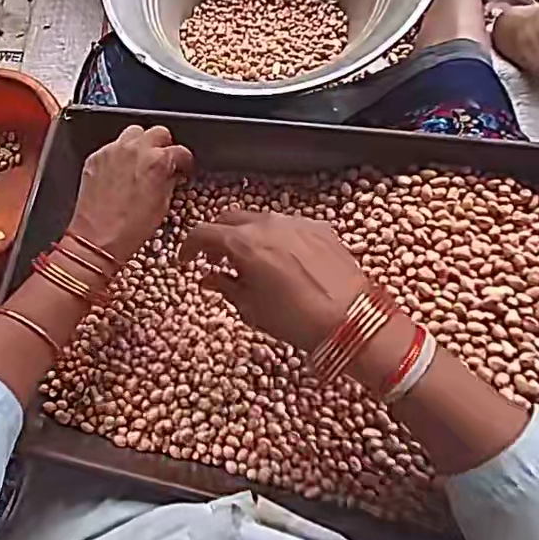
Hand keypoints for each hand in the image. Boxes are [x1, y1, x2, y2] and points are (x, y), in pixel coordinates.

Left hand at [66, 125, 193, 261]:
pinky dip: (119, 155)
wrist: (97, 238)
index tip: (183, 167)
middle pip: (158, 133)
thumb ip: (169, 182)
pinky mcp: (96, 157)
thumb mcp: (162, 206)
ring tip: (140, 161)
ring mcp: (113, 151)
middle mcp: (135, 150)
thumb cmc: (130, 229)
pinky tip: (120, 171)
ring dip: (140, 144)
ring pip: (133, 133)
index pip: (180, 151)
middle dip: (163, 145)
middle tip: (162, 160)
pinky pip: (112, 147)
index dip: (184, 161)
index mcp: (158, 162)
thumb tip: (172, 174)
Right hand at [177, 210, 370, 352]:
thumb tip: (210, 278)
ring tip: (247, 262)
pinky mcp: (319, 229)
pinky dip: (274, 237)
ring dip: (245, 235)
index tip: (186, 259)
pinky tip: (279, 261)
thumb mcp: (251, 308)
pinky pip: (286, 225)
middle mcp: (267, 225)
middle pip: (229, 219)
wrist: (352, 320)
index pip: (203, 233)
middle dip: (216, 237)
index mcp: (243, 243)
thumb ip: (225, 286)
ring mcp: (295, 223)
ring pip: (258, 219)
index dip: (189, 246)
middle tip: (214, 260)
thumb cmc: (299, 319)